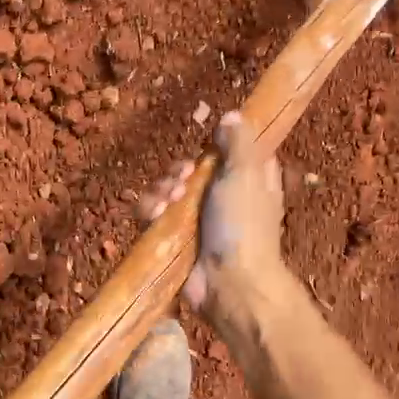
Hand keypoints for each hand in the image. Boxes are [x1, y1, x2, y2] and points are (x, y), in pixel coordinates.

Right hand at [139, 111, 287, 331]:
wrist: (229, 282)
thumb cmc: (244, 225)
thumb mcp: (246, 173)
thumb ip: (237, 142)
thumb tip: (231, 116)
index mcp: (248, 181)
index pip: (227, 154)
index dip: (213, 148)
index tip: (206, 149)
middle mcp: (221, 199)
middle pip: (190, 171)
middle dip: (179, 171)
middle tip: (184, 178)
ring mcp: (196, 221)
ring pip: (167, 191)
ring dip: (162, 190)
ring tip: (168, 202)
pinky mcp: (173, 239)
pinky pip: (152, 217)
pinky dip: (150, 212)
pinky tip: (156, 216)